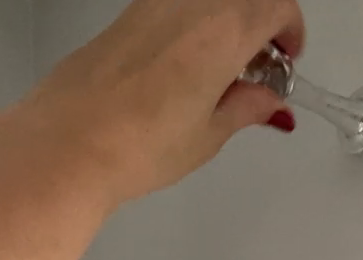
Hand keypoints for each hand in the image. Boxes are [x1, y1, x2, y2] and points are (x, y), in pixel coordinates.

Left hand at [16, 0, 305, 207]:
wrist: (71, 142)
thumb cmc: (137, 142)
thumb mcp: (209, 134)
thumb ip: (246, 107)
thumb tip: (268, 101)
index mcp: (223, 30)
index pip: (277, 6)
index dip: (291, 31)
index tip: (288, 61)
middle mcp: (191, 3)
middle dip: (263, 27)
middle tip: (262, 72)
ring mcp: (156, 3)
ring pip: (211, 1)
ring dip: (229, 26)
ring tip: (224, 77)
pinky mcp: (130, 15)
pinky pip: (180, 6)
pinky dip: (199, 27)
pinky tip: (191, 72)